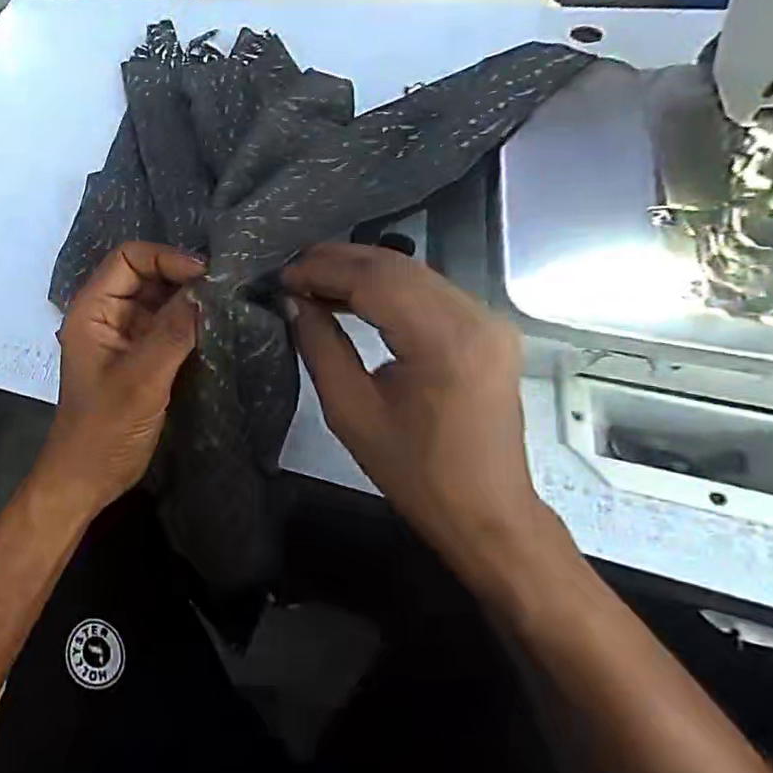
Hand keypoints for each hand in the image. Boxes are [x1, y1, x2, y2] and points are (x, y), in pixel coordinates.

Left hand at [35, 242, 202, 515]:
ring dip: (192, 301)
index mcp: (93, 310)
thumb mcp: (141, 380)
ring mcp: (127, 337)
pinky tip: (219, 328)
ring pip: (162, 301)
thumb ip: (174, 333)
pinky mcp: (144, 358)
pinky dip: (193, 325)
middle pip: (148, 275)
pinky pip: (170, 328)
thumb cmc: (104, 429)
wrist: (88, 478)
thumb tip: (208, 291)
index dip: (166, 257)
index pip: (128, 258)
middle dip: (184, 277)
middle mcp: (109, 315)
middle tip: (225, 288)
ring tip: (228, 304)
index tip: (205, 276)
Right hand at [283, 244, 568, 583]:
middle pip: (399, 266)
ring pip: (416, 274)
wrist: (485, 511)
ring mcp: (489, 320)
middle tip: (293, 272)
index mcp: (444, 340)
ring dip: (363, 272)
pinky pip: (432, 293)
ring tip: (315, 282)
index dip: (323, 270)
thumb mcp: (352, 412)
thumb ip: (321, 347)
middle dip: (340, 262)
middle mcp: (476, 316)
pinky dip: (390, 289)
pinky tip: (356, 298)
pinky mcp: (490, 329)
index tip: (282, 276)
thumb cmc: (415, 474)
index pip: (376, 280)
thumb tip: (295, 303)